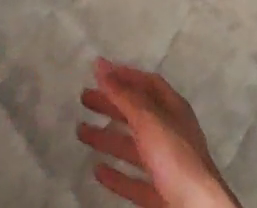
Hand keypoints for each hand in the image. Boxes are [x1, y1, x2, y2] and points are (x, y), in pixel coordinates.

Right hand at [75, 59, 241, 207]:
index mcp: (173, 110)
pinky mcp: (160, 192)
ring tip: (81, 132)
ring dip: (107, 138)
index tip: (99, 72)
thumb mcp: (148, 119)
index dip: (125, 76)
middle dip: (111, 105)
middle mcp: (171, 133)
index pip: (149, 84)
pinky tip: (97, 171)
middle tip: (84, 99)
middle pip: (137, 113)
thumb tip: (100, 64)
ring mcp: (166, 164)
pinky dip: (116, 174)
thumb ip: (124, 94)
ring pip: (133, 146)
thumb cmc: (175, 156)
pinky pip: (134, 180)